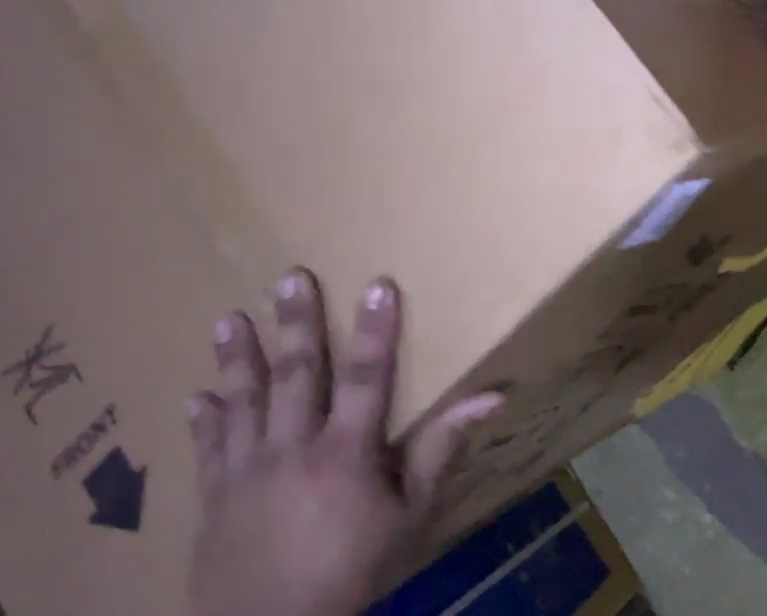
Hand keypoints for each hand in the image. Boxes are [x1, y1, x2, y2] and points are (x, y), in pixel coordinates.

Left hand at [186, 270, 502, 615]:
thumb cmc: (354, 566)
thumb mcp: (412, 513)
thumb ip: (440, 450)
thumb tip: (492, 397)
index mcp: (345, 451)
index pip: (367, 376)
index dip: (376, 329)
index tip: (377, 284)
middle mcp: (291, 450)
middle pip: (296, 376)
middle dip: (295, 325)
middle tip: (288, 279)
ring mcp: (245, 472)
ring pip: (242, 403)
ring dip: (237, 359)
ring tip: (229, 320)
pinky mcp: (214, 499)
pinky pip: (207, 450)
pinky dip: (202, 421)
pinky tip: (195, 396)